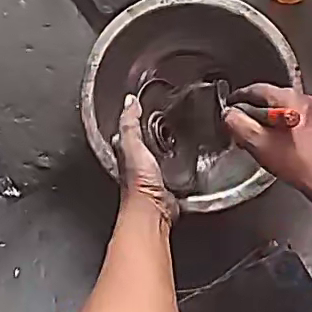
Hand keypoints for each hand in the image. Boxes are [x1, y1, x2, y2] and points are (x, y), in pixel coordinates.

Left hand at [114, 94, 177, 224]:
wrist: (153, 209)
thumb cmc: (139, 183)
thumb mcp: (131, 145)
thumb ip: (129, 123)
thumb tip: (128, 101)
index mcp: (125, 152)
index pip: (126, 129)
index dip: (131, 116)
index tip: (139, 103)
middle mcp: (137, 163)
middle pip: (143, 141)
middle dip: (153, 129)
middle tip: (164, 115)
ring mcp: (153, 174)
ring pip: (159, 154)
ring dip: (167, 145)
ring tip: (179, 131)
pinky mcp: (168, 183)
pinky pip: (173, 168)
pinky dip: (178, 161)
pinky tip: (186, 157)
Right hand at [221, 84, 311, 192]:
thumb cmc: (298, 162)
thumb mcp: (258, 143)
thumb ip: (238, 124)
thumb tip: (229, 115)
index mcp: (290, 99)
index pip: (257, 89)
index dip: (238, 97)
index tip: (229, 105)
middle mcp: (304, 101)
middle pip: (269, 99)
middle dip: (251, 112)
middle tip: (238, 124)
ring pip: (280, 111)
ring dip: (264, 121)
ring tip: (253, 137)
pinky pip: (290, 121)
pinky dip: (278, 128)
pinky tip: (272, 144)